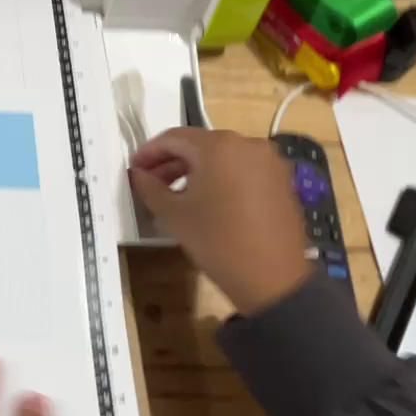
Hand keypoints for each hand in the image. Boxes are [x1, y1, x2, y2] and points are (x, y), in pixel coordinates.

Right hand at [128, 130, 311, 314]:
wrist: (272, 278)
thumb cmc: (216, 240)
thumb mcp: (172, 214)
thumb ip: (149, 186)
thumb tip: (138, 174)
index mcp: (218, 146)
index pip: (173, 138)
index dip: (148, 152)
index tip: (134, 170)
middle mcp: (247, 144)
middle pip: (199, 145)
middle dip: (171, 161)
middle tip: (151, 183)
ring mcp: (268, 161)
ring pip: (221, 157)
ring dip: (194, 170)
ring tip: (176, 194)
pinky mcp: (281, 180)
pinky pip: (241, 169)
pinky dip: (219, 177)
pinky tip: (207, 201)